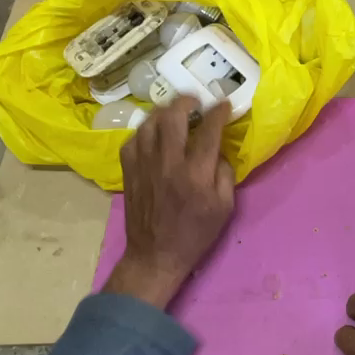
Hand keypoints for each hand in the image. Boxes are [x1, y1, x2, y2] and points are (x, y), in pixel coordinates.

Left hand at [103, 96, 235, 308]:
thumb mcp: (225, 207)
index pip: (208, 130)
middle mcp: (168, 164)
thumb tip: (218, 151)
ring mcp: (144, 166)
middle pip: (173, 118)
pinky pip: (133, 140)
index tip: (225, 104)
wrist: (156, 255)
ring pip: (149, 124)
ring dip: (164, 112)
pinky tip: (154, 132)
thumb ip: (224, 174)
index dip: (218, 112)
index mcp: (195, 174)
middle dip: (186, 102)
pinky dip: (145, 130)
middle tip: (195, 99)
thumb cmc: (196, 232)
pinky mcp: (129, 172)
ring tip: (174, 110)